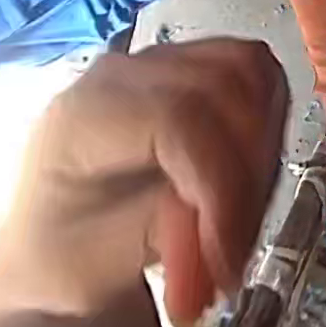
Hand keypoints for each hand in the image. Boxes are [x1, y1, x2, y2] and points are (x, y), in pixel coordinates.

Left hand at [0, 39, 288, 326]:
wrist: (57, 242)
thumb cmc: (65, 257)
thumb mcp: (94, 267)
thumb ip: (161, 230)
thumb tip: (217, 224)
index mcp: (85, 114)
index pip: (180, 117)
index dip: (220, 184)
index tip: (228, 257)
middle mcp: (126, 71)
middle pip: (224, 89)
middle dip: (247, 173)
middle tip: (236, 243)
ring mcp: (165, 59)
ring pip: (252, 70)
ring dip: (262, 145)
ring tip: (242, 208)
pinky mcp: (198, 60)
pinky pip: (257, 70)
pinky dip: (267, 119)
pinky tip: (248, 169)